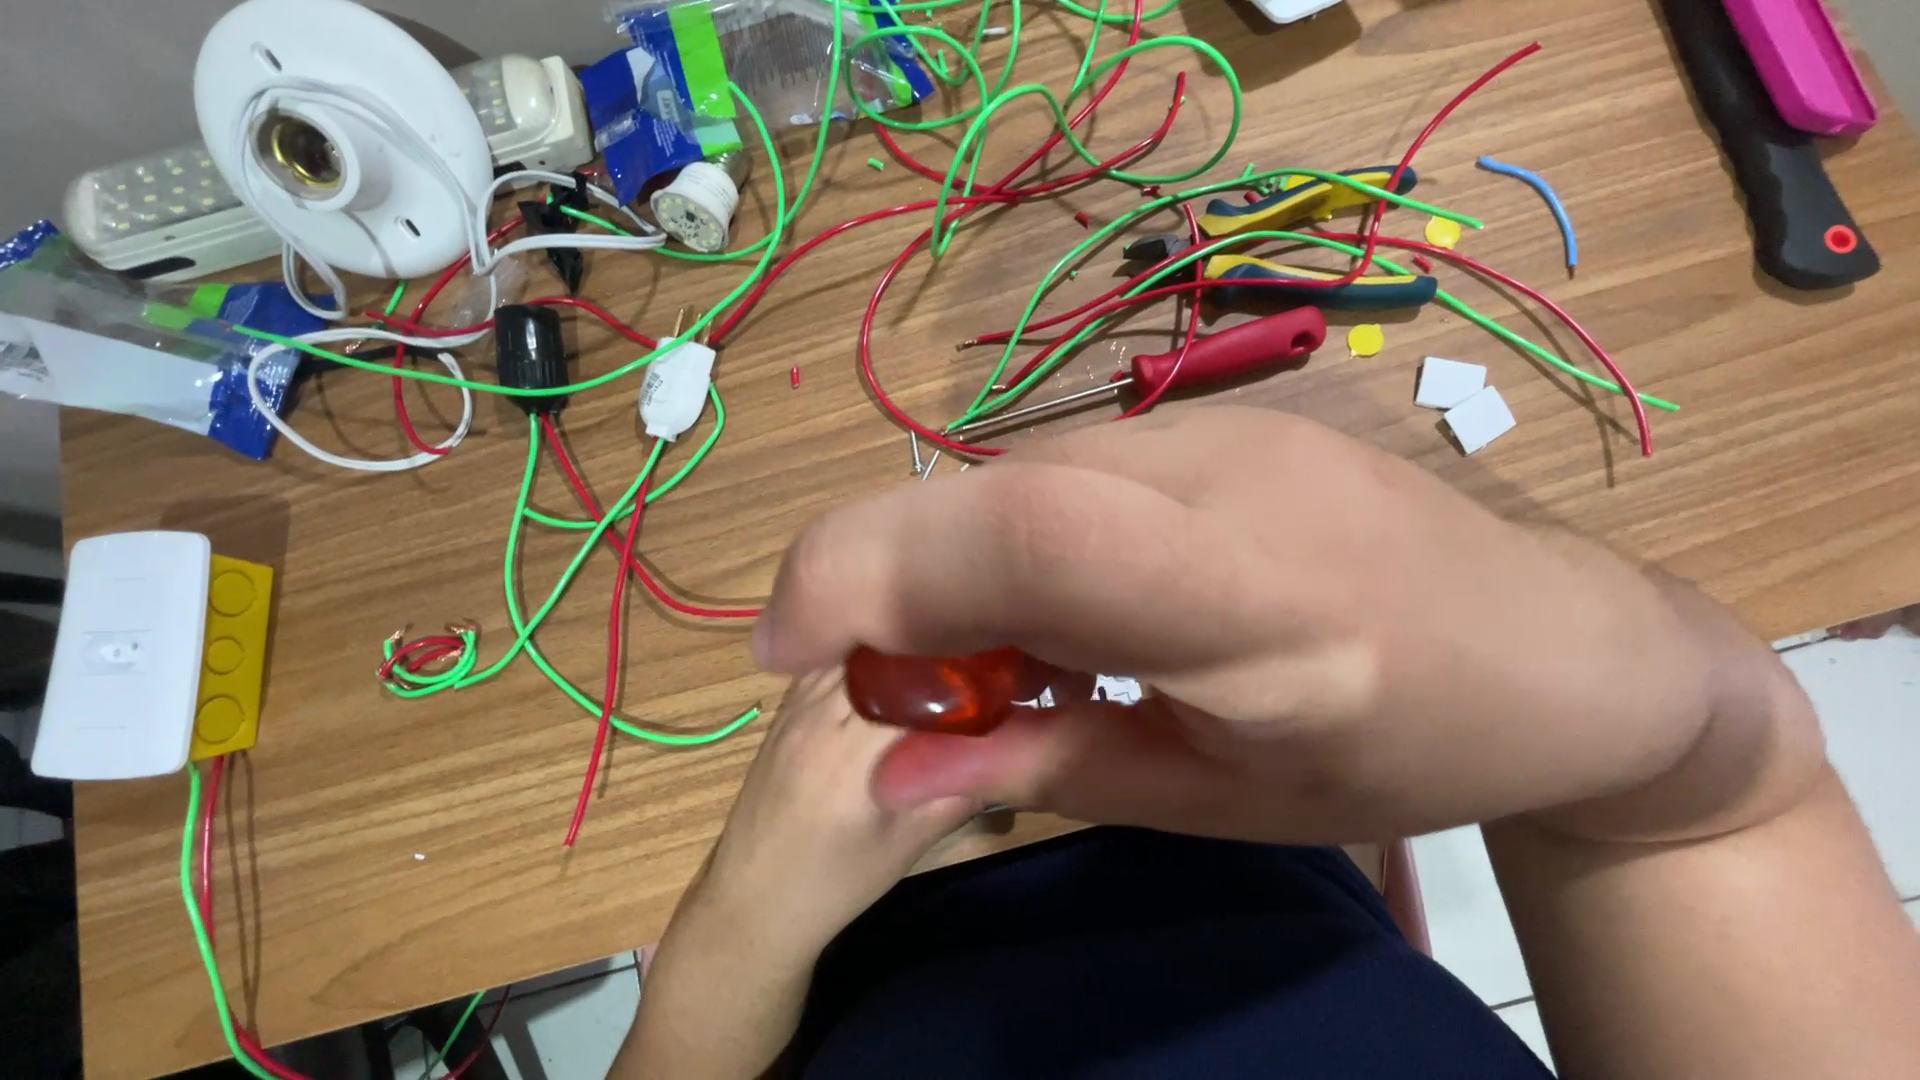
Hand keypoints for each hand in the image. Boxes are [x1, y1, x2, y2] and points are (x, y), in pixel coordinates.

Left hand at [677, 670, 980, 958]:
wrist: (750, 901)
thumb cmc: (835, 883)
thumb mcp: (907, 845)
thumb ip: (958, 791)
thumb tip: (1010, 745)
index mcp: (849, 753)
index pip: (915, 685)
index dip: (961, 674)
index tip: (998, 679)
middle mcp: (818, 713)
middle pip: (887, 657)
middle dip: (934, 657)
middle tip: (978, 667)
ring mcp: (796, 704)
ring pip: (858, 651)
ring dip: (901, 654)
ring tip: (941, 666)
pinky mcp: (785, 706)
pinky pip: (834, 663)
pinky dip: (869, 662)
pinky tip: (893, 679)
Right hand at [752, 407, 1821, 844]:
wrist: (1566, 644)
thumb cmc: (1410, 755)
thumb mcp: (1225, 803)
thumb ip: (1050, 771)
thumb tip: (891, 769)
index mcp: (1261, 600)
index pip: (1035, 531)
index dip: (875, 570)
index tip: (785, 648)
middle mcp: (1230, 474)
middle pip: (994, 492)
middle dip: (884, 580)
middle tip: (890, 688)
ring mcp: (1222, 426)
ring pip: (1012, 480)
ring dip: (953, 569)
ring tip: (997, 666)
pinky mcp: (1211, 416)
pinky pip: (1058, 471)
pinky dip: (1010, 544)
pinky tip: (1056, 611)